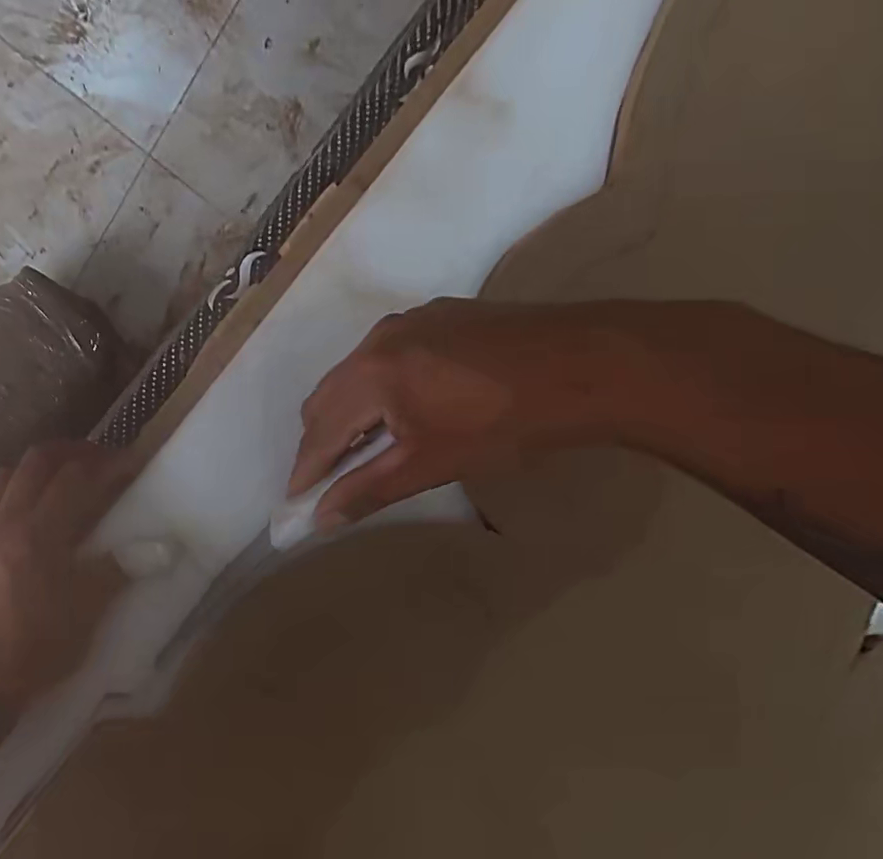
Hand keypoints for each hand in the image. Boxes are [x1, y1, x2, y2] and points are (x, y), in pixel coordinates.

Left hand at [0, 441, 133, 708]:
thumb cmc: (40, 647)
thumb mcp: (89, 612)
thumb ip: (119, 570)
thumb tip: (160, 548)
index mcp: (40, 535)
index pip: (77, 479)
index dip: (109, 464)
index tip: (132, 462)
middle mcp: (6, 521)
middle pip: (38, 461)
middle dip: (74, 451)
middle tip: (101, 459)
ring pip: (7, 473)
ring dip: (40, 466)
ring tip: (64, 477)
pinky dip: (13, 487)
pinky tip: (27, 505)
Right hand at [288, 298, 639, 526]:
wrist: (585, 366)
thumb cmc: (505, 425)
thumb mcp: (431, 464)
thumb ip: (370, 489)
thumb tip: (322, 520)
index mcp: (372, 374)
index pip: (320, 431)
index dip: (306, 470)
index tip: (296, 501)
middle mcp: (380, 338)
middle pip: (328, 397)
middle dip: (322, 442)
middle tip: (332, 481)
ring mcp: (412, 320)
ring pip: (356, 373)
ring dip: (350, 414)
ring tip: (367, 449)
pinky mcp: (440, 315)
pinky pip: (387, 356)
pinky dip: (379, 390)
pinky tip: (406, 410)